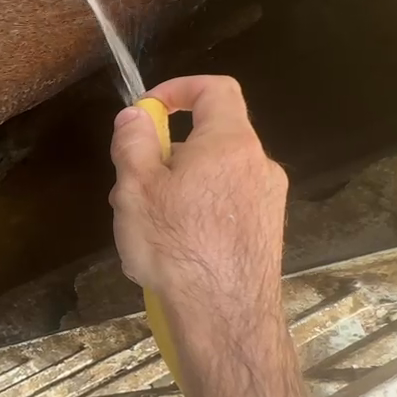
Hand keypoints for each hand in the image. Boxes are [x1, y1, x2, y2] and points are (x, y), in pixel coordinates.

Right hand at [110, 75, 287, 339]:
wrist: (221, 307)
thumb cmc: (173, 242)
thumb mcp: (135, 189)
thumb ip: (133, 144)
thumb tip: (135, 114)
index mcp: (227, 143)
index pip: (215, 90)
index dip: (178, 89)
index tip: (144, 111)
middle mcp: (256, 162)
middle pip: (209, 138)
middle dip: (164, 153)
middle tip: (130, 187)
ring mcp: (266, 196)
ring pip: (213, 173)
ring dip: (176, 185)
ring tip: (147, 225)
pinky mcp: (264, 226)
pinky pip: (224, 201)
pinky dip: (194, 208)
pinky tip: (173, 244)